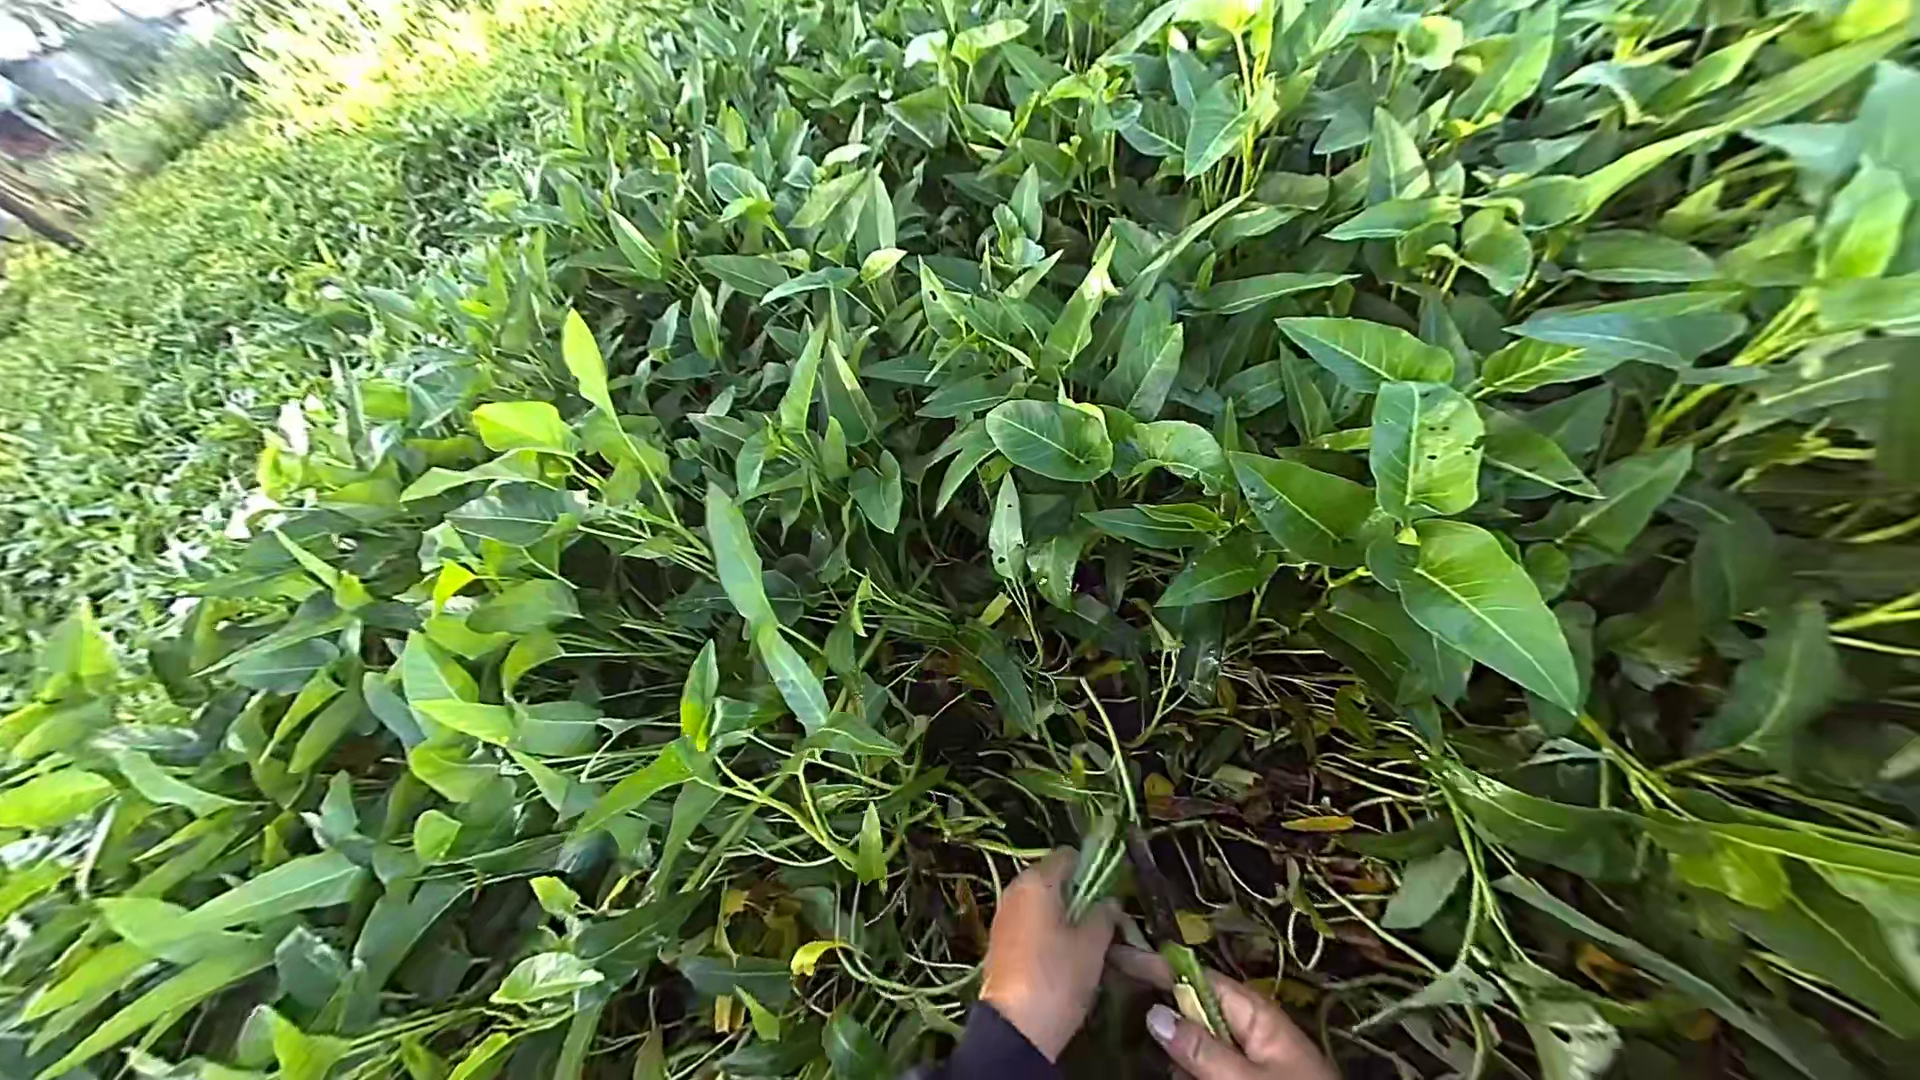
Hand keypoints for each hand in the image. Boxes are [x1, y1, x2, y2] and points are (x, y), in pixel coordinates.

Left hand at [978, 848, 1119, 1060]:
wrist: (1014, 1028)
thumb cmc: (1057, 977)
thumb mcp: (1092, 946)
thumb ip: (1104, 915)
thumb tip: (1109, 901)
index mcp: (1037, 880)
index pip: (1067, 855)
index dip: (1091, 868)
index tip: (1108, 890)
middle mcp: (1016, 887)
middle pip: (1054, 878)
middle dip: (1079, 895)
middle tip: (1102, 919)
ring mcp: (1005, 912)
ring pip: (1042, 902)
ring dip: (1064, 914)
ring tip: (1086, 940)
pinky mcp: (1000, 937)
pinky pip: (1029, 920)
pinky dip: (1047, 929)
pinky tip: (1062, 953)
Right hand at [1110, 945, 1337, 1079]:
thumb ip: (1202, 1051)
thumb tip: (1154, 1012)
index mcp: (1251, 1012)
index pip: (1192, 975)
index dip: (1153, 963)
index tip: (1113, 953)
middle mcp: (1246, 1027)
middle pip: (1189, 1005)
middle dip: (1158, 1004)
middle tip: (1114, 994)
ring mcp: (1246, 1059)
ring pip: (1194, 1040)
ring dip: (1171, 1045)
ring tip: (1134, 1034)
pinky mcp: (1244, 1078)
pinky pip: (1207, 1066)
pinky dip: (1186, 1067)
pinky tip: (1170, 1068)